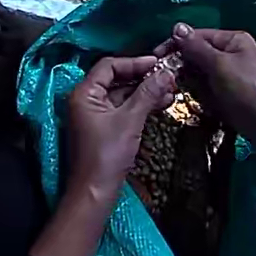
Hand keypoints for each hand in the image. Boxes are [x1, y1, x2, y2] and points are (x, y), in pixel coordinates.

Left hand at [66, 55, 177, 200]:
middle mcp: (87, 100)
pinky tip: (161, 104)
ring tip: (170, 91)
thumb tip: (167, 71)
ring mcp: (95, 115)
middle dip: (144, 78)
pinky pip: (124, 108)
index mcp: (85, 93)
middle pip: (117, 78)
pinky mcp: (104, 127)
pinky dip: (141, 105)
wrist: (95, 193)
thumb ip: (148, 93)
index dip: (135, 62)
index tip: (158, 64)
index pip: (110, 66)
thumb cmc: (107, 154)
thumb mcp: (130, 120)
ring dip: (146, 92)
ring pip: (123, 94)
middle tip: (168, 77)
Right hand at [158, 23, 255, 146]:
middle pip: (197, 55)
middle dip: (180, 65)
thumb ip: (197, 47)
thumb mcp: (220, 65)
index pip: (197, 36)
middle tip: (161, 79)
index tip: (154, 58)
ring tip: (174, 92)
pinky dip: (198, 95)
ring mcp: (230, 76)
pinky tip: (191, 102)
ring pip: (199, 74)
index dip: (175, 44)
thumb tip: (176, 26)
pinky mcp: (228, 95)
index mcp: (232, 40)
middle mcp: (231, 54)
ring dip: (188, 83)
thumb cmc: (249, 90)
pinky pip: (206, 90)